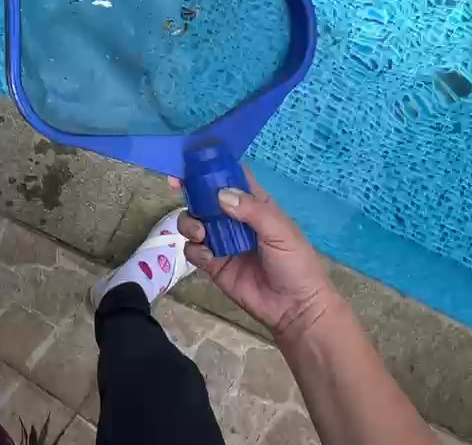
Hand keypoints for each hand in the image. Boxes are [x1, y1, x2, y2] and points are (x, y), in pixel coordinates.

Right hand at [173, 173, 338, 342]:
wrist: (295, 310)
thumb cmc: (296, 264)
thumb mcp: (281, 231)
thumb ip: (252, 210)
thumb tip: (220, 195)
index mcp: (253, 203)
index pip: (229, 176)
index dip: (211, 166)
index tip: (191, 161)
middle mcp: (233, 217)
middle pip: (204, 195)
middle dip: (189, 189)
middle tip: (176, 185)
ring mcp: (221, 239)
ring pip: (193, 220)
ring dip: (190, 222)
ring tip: (201, 234)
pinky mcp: (213, 263)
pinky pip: (193, 249)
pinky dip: (194, 249)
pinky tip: (208, 257)